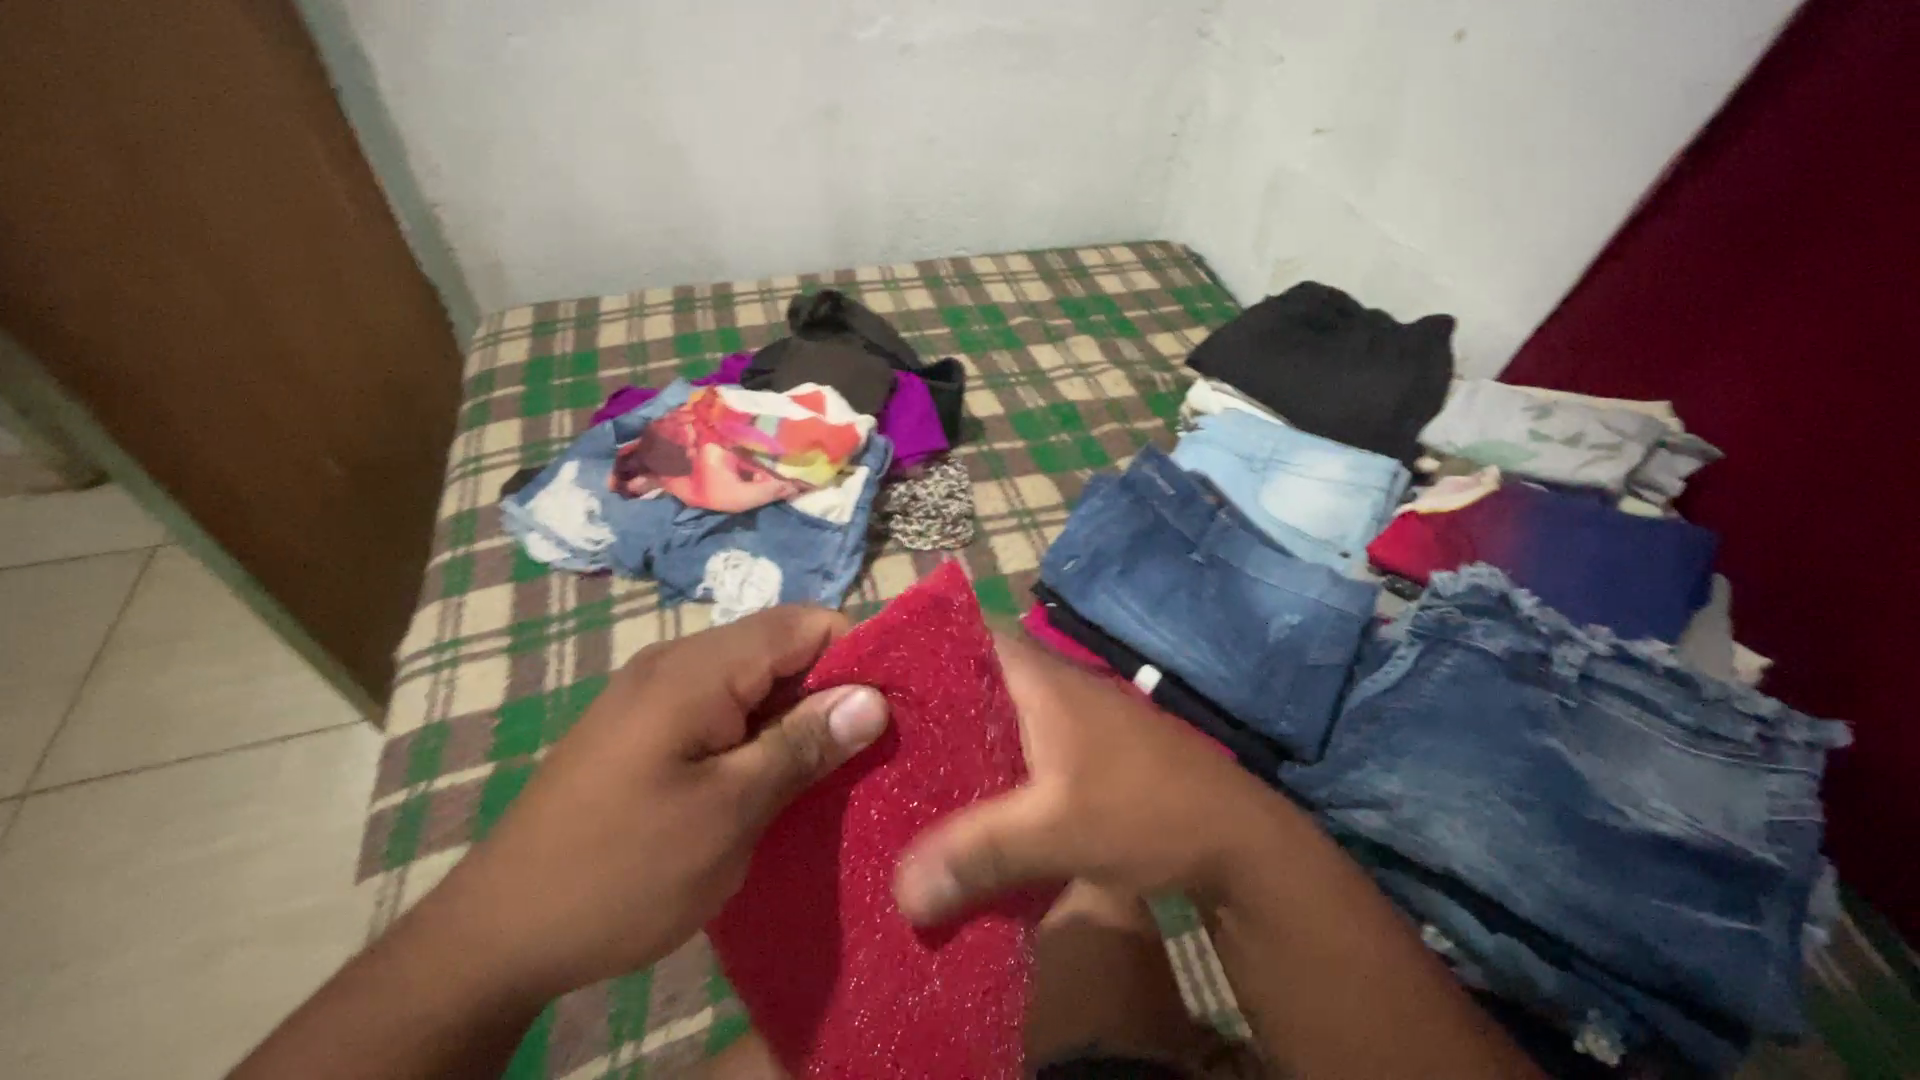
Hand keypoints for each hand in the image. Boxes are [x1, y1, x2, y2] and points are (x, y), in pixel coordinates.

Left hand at [421, 606, 888, 1001]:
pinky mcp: (644, 732)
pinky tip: (778, 782)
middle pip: (778, 648)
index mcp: (695, 669)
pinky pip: (721, 711)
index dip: (856, 654)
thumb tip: (873, 697)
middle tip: (873, 749)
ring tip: (836, 770)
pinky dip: (760, 736)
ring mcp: (653, 697)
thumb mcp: (729, 812)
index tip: (894, 708)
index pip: (802, 622)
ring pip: (753, 683)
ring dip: (797, 718)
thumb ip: (802, 745)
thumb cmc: (623, 869)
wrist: (499, 933)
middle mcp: (674, 664)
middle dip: (831, 689)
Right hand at [894, 633, 1284, 922]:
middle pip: (962, 683)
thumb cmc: (1149, 810)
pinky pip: (1007, 755)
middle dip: (915, 712)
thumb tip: (898, 892)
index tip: (854, 679)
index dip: (907, 649)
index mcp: (1035, 677)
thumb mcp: (1059, 831)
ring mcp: (1061, 721)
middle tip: (858, 742)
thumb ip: (979, 854)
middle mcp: (1044, 686)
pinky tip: (950, 811)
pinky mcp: (1072, 757)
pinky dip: (978, 776)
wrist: (1236, 841)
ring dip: (947, 748)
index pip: (957, 635)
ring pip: (985, 722)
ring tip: (889, 779)